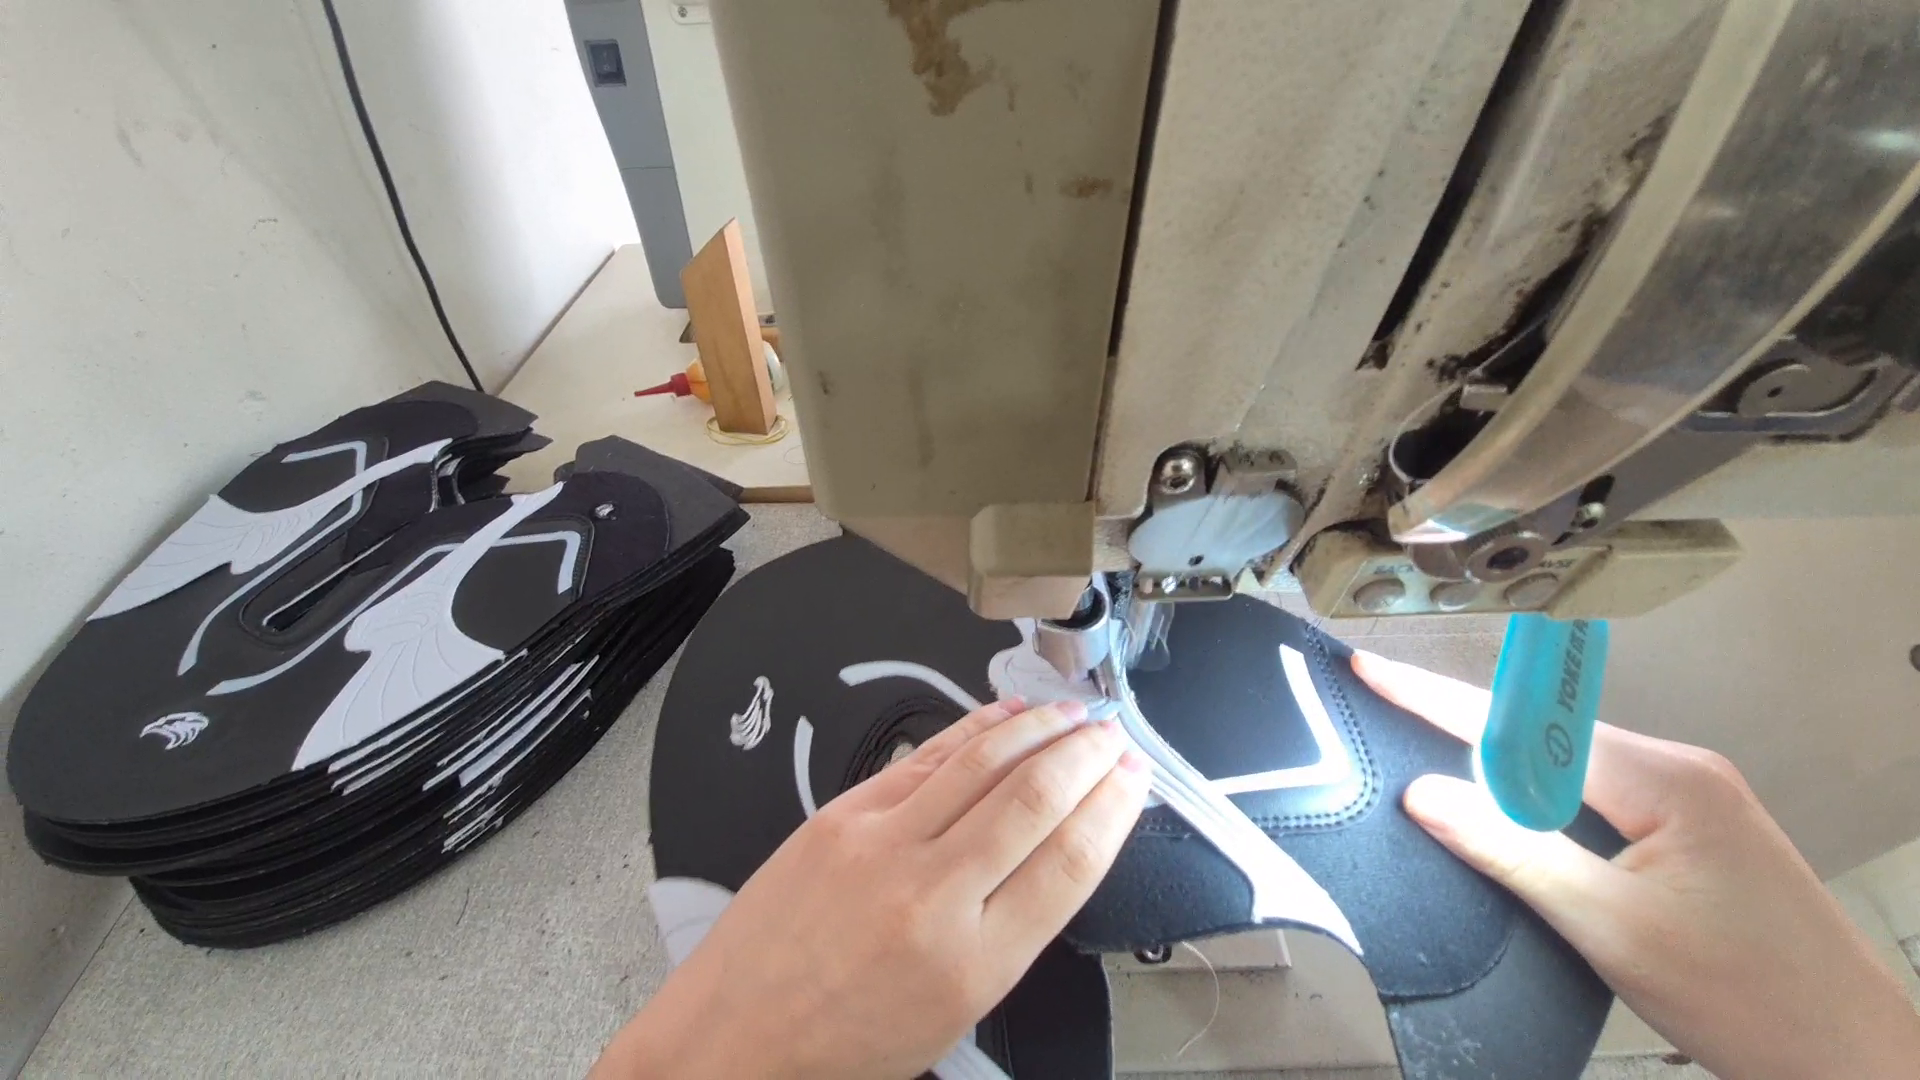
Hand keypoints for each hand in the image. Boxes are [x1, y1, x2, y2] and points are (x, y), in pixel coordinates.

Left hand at [592, 699, 1151, 1079]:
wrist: (733, 1040)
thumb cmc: (844, 1043)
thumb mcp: (953, 1011)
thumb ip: (1010, 925)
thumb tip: (1056, 846)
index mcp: (973, 964)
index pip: (1069, 862)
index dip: (1113, 809)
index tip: (1133, 781)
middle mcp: (933, 894)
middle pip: (1034, 799)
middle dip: (1086, 756)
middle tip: (1113, 734)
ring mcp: (882, 843)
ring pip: (984, 763)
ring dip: (1039, 728)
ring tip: (1073, 712)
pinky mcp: (843, 813)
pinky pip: (927, 755)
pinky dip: (976, 728)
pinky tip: (1006, 713)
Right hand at [1352, 652, 1919, 1079]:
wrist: (1863, 1068)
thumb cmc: (1749, 1002)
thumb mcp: (1611, 925)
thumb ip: (1510, 849)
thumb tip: (1422, 793)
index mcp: (1664, 779)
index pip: (1522, 725)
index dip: (1434, 695)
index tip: (1371, 668)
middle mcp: (1676, 768)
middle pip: (1539, 729)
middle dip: (1455, 713)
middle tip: (1383, 694)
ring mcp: (1686, 794)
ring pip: (1559, 756)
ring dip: (1491, 751)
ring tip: (1421, 735)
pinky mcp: (1685, 823)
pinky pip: (1582, 784)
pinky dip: (1526, 784)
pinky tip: (1497, 793)